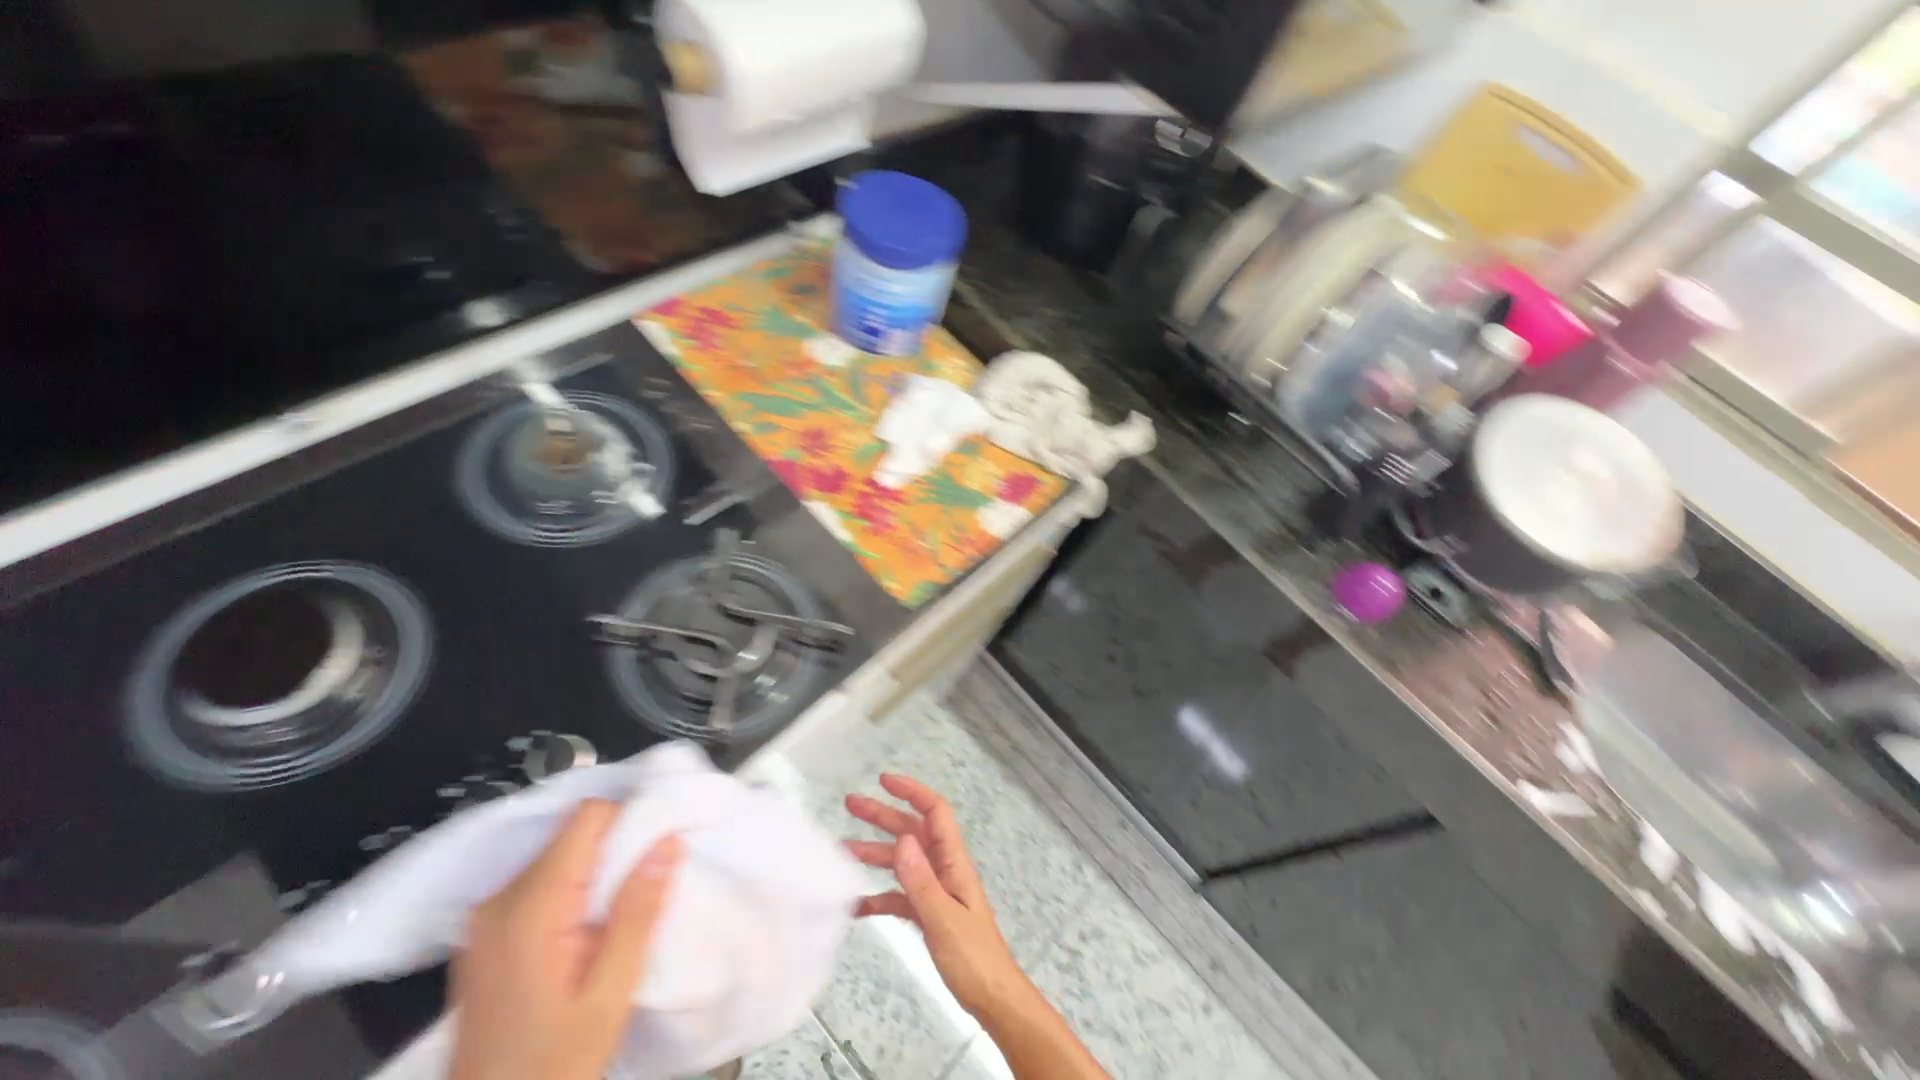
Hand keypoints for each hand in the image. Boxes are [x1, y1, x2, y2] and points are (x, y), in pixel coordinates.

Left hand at [448, 800, 684, 1079]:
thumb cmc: (552, 1064)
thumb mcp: (610, 992)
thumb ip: (637, 912)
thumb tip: (667, 844)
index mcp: (530, 906)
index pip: (587, 817)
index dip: (630, 821)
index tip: (659, 847)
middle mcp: (498, 900)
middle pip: (570, 837)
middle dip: (615, 853)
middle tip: (646, 893)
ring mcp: (484, 918)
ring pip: (555, 859)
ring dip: (593, 877)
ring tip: (617, 922)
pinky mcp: (483, 935)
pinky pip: (535, 887)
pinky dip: (568, 895)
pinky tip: (586, 938)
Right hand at [843, 774, 1031, 1017]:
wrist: (993, 999)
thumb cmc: (974, 958)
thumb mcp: (944, 919)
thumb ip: (921, 881)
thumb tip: (902, 839)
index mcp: (954, 864)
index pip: (935, 814)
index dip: (912, 792)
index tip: (883, 781)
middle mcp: (944, 871)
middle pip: (912, 832)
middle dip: (883, 816)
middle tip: (849, 804)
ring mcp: (936, 893)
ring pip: (902, 863)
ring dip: (874, 854)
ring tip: (841, 852)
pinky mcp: (928, 915)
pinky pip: (899, 896)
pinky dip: (877, 896)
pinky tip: (854, 906)